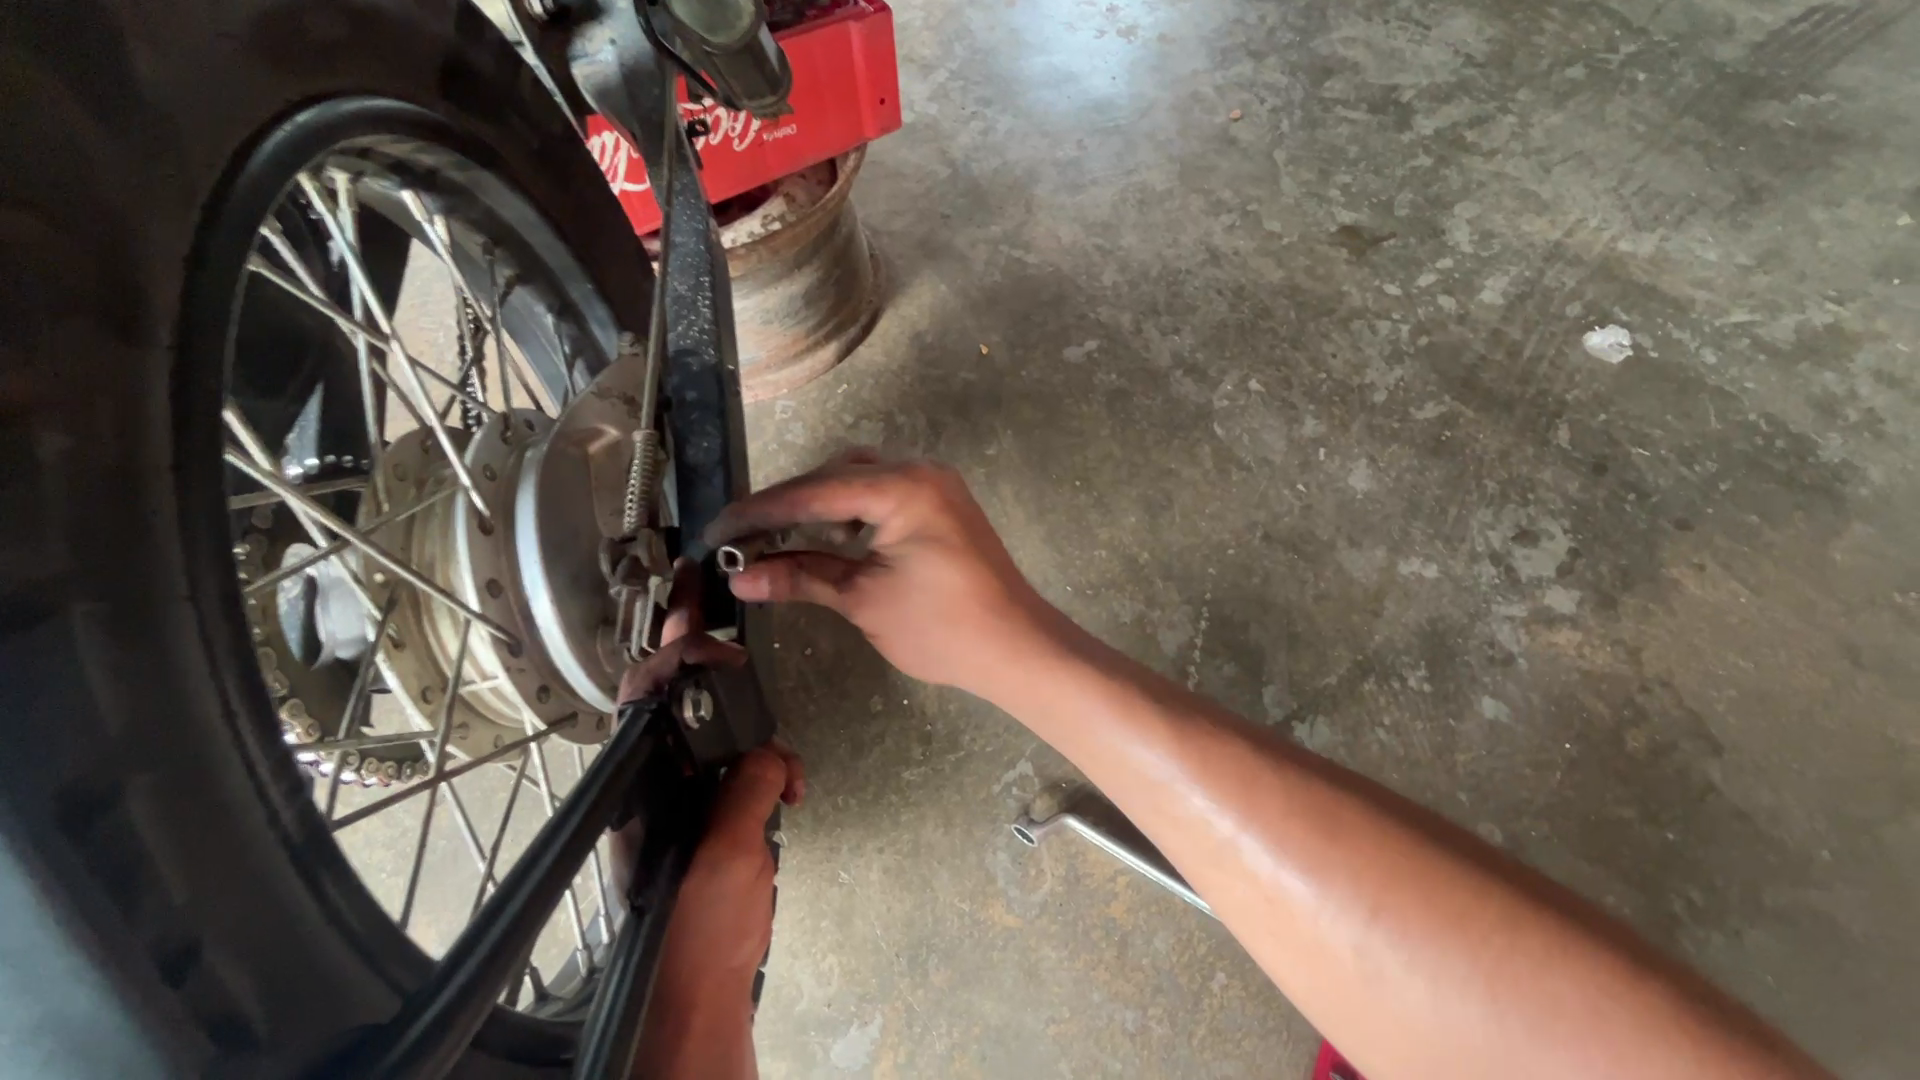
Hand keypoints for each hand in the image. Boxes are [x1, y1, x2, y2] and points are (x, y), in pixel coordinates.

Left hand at [612, 566, 803, 1078]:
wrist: (700, 988)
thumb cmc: (695, 925)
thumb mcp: (723, 851)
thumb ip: (748, 788)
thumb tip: (770, 753)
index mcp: (641, 782)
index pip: (645, 697)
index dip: (674, 657)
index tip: (710, 635)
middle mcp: (658, 778)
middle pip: (671, 695)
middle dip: (686, 644)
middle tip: (697, 589)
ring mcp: (688, 794)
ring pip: (714, 728)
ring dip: (742, 713)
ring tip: (754, 686)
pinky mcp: (718, 812)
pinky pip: (746, 767)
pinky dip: (773, 766)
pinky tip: (793, 787)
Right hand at [705, 450, 1056, 693]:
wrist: (1016, 647)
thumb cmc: (942, 628)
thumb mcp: (863, 600)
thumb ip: (801, 577)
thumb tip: (739, 578)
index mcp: (902, 487)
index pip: (813, 492)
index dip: (759, 513)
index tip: (717, 530)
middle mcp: (919, 470)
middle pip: (834, 474)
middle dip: (787, 504)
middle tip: (743, 536)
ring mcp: (935, 485)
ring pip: (858, 479)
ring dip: (818, 503)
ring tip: (779, 536)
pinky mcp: (941, 505)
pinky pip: (883, 493)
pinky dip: (850, 510)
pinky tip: (829, 535)